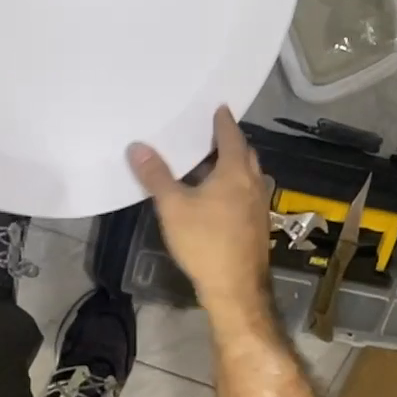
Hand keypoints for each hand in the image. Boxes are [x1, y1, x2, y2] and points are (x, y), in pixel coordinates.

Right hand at [128, 106, 272, 325]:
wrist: (236, 289)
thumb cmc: (205, 242)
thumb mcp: (173, 206)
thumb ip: (156, 175)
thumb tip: (137, 146)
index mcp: (236, 172)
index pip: (231, 136)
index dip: (223, 121)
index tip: (219, 107)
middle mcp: (253, 183)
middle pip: (244, 154)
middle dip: (229, 141)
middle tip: (208, 133)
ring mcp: (259, 206)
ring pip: (247, 175)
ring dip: (232, 164)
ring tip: (208, 162)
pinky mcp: (257, 225)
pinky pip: (246, 192)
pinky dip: (233, 184)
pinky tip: (216, 195)